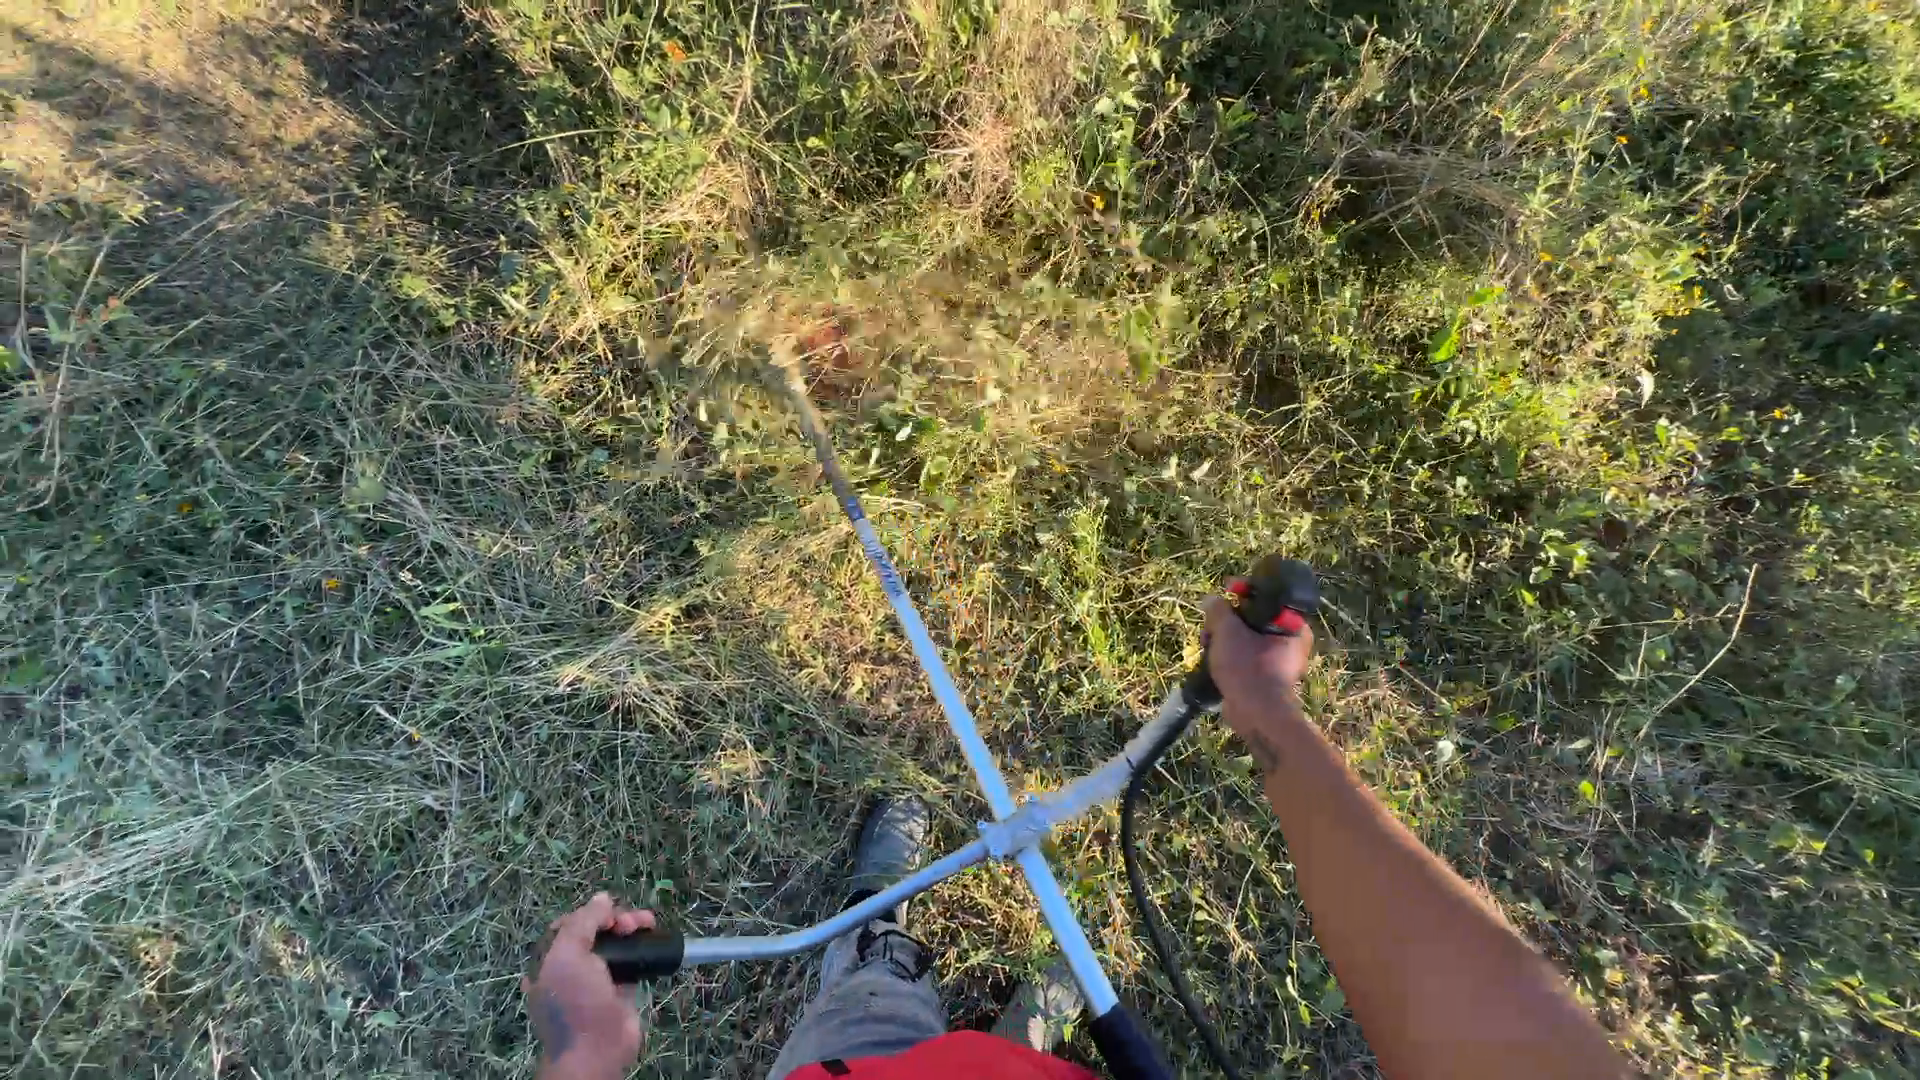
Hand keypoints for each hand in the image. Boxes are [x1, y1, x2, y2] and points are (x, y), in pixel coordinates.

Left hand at [524, 893, 654, 1079]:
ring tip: (646, 923)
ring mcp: (596, 979)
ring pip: (615, 941)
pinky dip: (641, 944)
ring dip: (631, 926)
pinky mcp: (621, 987)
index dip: (589, 914)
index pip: (568, 925)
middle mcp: (570, 969)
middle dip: (614, 918)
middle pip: (595, 931)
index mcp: (548, 963)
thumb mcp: (568, 956)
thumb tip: (602, 898)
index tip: (607, 914)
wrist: (597, 1049)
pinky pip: (631, 957)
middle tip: (629, 922)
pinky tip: (651, 936)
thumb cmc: (575, 1001)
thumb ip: (583, 922)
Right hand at [1202, 581, 1313, 705]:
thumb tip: (1211, 600)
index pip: (1268, 597)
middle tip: (1211, 627)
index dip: (1244, 591)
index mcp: (1293, 626)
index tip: (1227, 592)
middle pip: (1252, 617)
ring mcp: (1279, 660)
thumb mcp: (1228, 632)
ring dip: (1224, 638)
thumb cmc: (1247, 668)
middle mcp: (1291, 641)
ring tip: (1208, 645)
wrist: (1256, 713)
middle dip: (1227, 621)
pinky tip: (1213, 659)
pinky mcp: (1266, 675)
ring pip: (1246, 637)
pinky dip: (1230, 654)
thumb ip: (1218, 610)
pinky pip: (1245, 655)